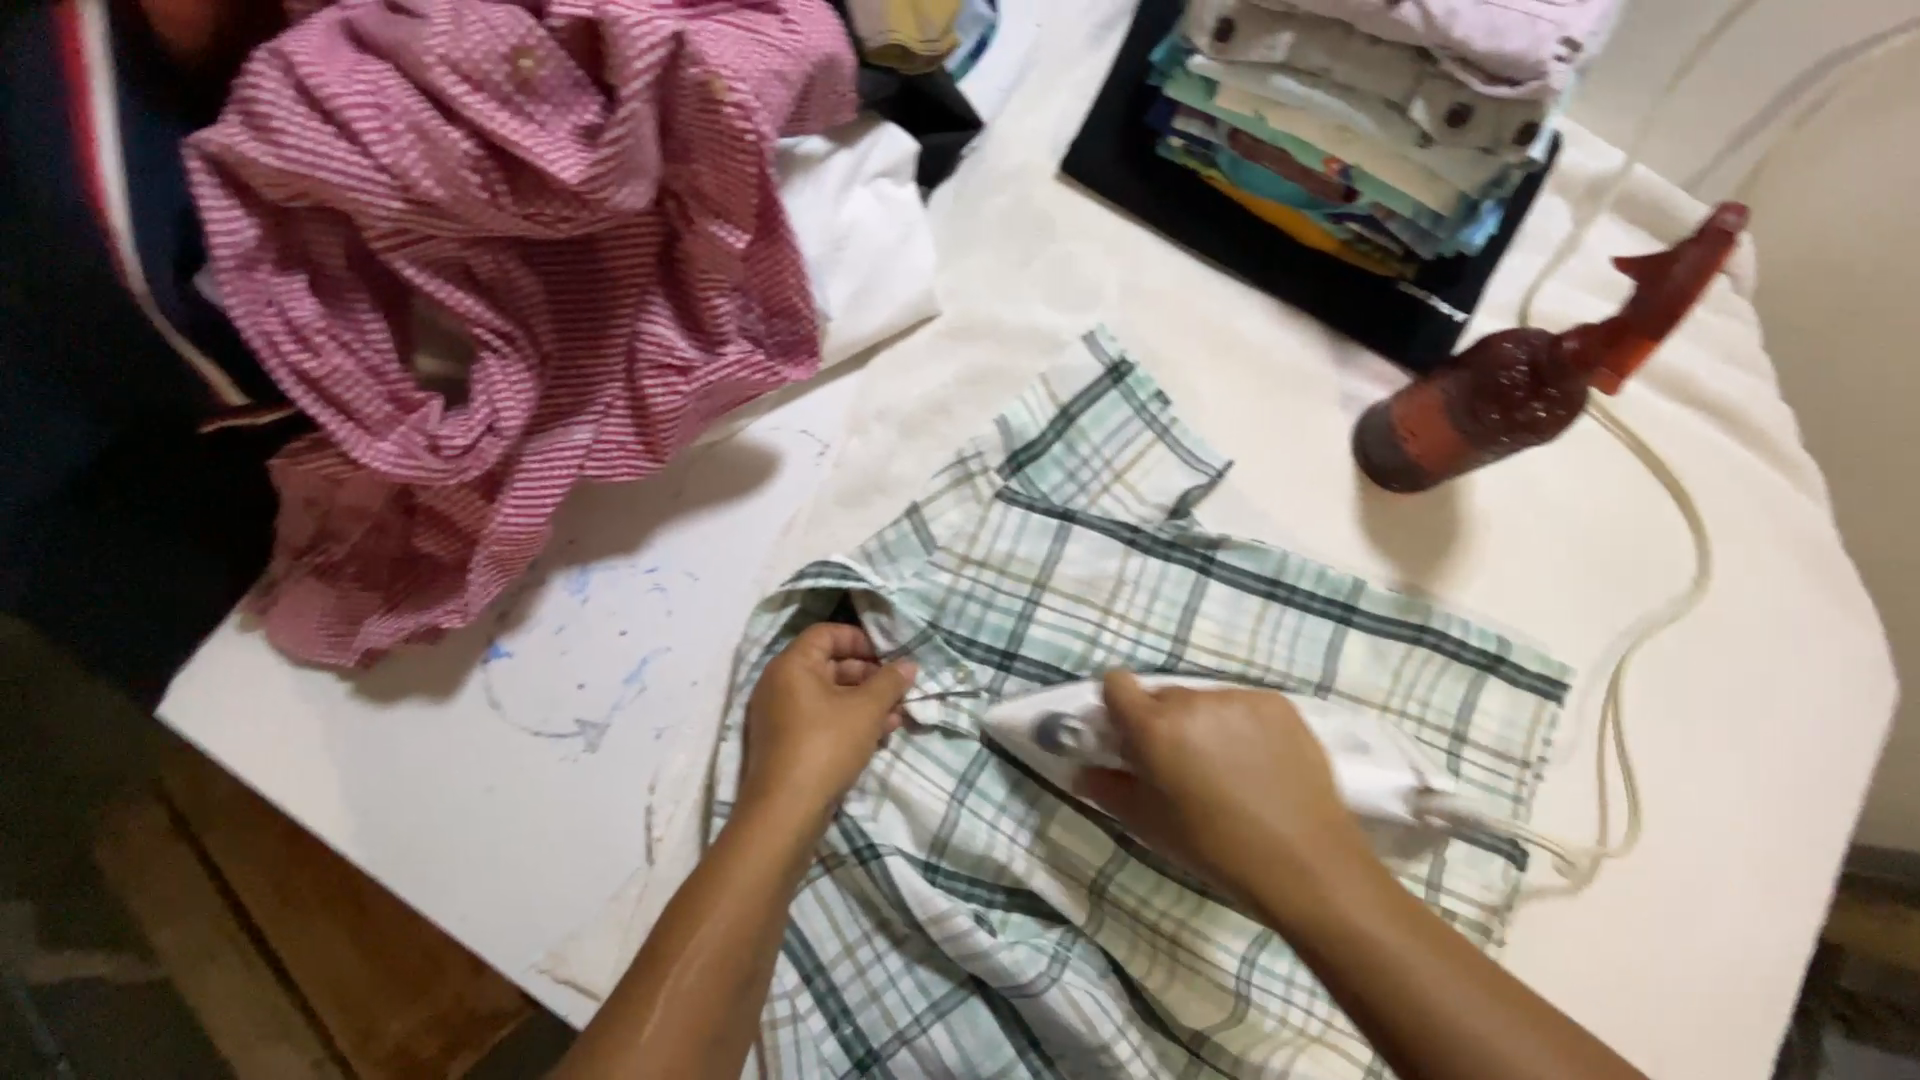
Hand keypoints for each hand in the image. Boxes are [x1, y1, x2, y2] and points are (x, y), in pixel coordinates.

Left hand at [738, 623, 916, 822]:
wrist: (787, 809)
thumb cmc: (826, 745)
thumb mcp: (866, 710)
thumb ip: (890, 682)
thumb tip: (909, 664)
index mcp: (792, 665)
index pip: (826, 634)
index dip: (860, 640)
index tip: (888, 656)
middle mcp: (779, 684)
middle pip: (829, 664)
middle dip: (868, 675)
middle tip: (898, 689)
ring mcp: (780, 715)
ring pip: (828, 696)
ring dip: (864, 701)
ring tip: (897, 715)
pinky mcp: (786, 742)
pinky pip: (820, 719)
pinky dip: (848, 720)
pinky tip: (879, 734)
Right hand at [1076, 671, 1373, 903]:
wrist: (1306, 864)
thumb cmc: (1216, 849)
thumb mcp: (1150, 826)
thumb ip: (1107, 789)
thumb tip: (1082, 770)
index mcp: (1155, 728)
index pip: (1116, 684)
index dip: (1117, 707)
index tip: (1129, 737)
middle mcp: (1194, 701)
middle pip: (1162, 696)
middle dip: (1163, 722)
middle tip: (1180, 765)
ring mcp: (1239, 698)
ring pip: (1204, 701)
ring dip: (1203, 724)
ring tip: (1226, 768)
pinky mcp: (1277, 703)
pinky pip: (1242, 706)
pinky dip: (1241, 726)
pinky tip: (1258, 763)